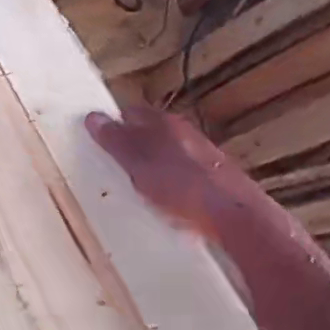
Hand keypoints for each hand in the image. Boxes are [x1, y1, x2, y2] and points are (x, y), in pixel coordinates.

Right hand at [85, 105, 261, 236]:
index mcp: (164, 123)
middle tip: (111, 164)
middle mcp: (186, 133)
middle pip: (150, 131)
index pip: (130, 112)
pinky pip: (183, 174)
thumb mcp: (137, 163)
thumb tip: (92, 116)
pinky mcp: (217, 179)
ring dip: (152, 164)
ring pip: (168, 153)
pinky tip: (165, 201)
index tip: (97, 140)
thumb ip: (115, 140)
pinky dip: (170, 182)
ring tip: (135, 185)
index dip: (113, 123)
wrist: (237, 218)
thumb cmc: (181, 186)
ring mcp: (204, 156)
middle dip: (132, 144)